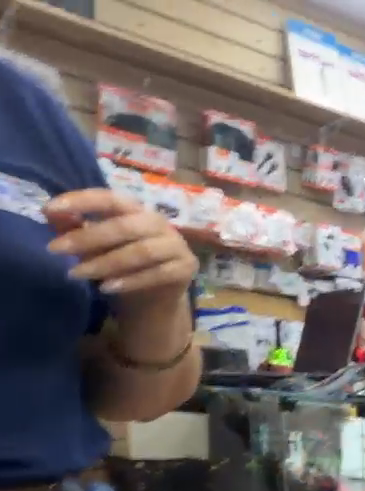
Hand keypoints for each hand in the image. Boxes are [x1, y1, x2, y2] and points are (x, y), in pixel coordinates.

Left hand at [45, 189, 196, 303]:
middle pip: (126, 227)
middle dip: (88, 239)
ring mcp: (178, 246)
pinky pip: (159, 274)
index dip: (82, 201)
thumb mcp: (89, 240)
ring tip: (77, 273)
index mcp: (135, 210)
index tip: (50, 210)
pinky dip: (130, 281)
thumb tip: (51, 212)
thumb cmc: (117, 258)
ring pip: (142, 252)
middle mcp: (160, 223)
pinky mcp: (188, 268)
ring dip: (106, 263)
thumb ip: (70, 225)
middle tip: (55, 250)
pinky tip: (107, 287)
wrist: (153, 292)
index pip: (110, 199)